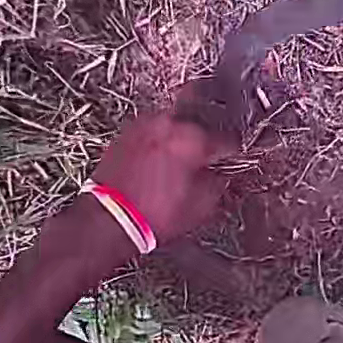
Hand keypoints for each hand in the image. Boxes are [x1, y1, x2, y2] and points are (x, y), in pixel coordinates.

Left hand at [88, 84, 233, 245]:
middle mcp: (169, 124)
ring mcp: (145, 125)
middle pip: (198, 128)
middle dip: (205, 144)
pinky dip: (160, 142)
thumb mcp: (200, 206)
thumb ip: (219, 184)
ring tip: (181, 163)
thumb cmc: (151, 213)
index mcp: (193, 139)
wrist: (109, 218)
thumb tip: (222, 176)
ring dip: (180, 140)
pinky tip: (160, 162)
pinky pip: (152, 132)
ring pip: (173, 126)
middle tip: (207, 162)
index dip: (233, 153)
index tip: (233, 160)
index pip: (226, 139)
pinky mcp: (126, 133)